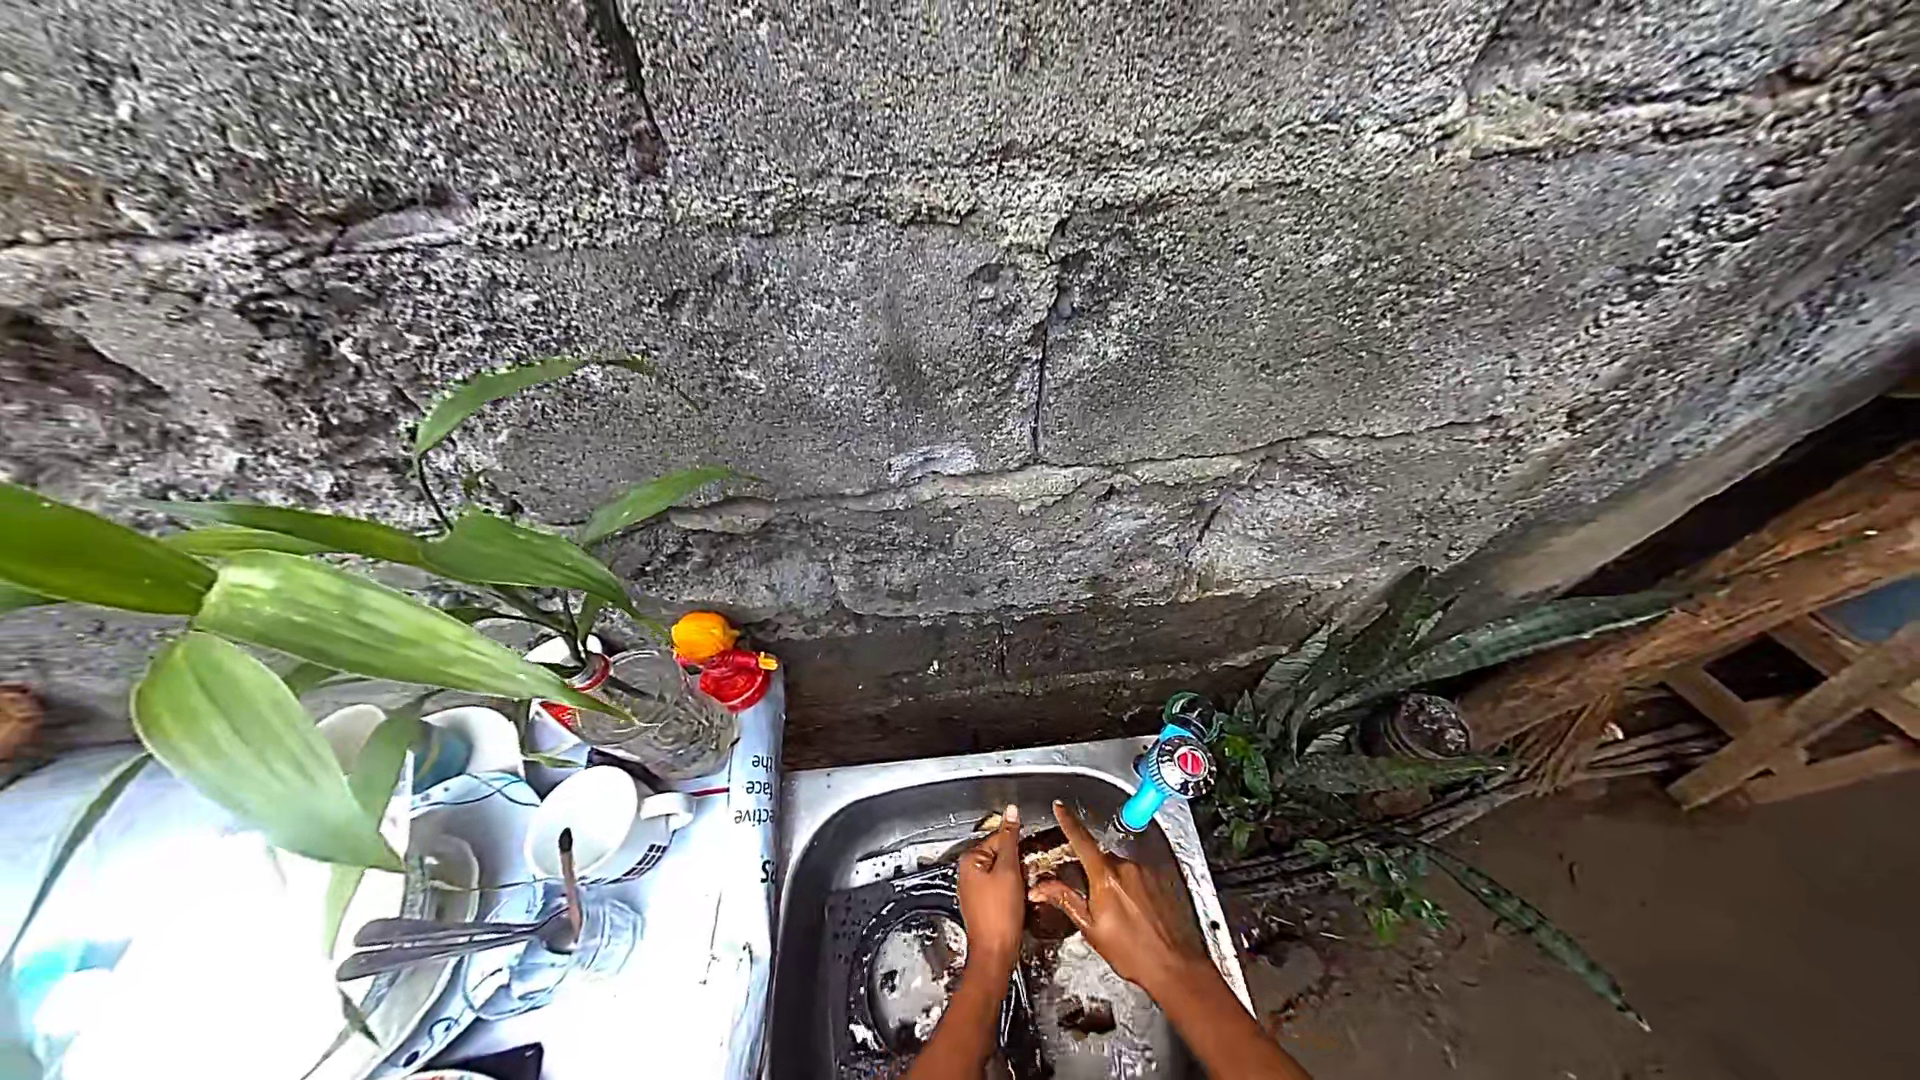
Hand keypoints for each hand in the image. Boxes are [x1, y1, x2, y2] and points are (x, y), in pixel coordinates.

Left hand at [956, 802, 1024, 978]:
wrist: (996, 954)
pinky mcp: (982, 904)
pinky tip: (1019, 899)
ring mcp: (974, 890)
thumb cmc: (1000, 914)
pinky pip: (1000, 888)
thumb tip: (1012, 811)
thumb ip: (1010, 838)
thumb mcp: (1008, 869)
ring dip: (1015, 878)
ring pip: (1001, 872)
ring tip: (1024, 888)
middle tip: (1027, 875)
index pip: (998, 838)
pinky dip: (1011, 891)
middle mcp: (967, 873)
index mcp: (969, 860)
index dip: (1017, 846)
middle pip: (999, 855)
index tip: (1029, 856)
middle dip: (1016, 863)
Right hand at [1028, 801, 1211, 997]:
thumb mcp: (1091, 929)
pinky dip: (1131, 888)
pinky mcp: (1160, 879)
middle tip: (1094, 901)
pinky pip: (1137, 876)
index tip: (1059, 808)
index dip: (1068, 821)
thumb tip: (1041, 888)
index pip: (1081, 840)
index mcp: (1106, 877)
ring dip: (1113, 883)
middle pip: (1100, 858)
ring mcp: (1146, 872)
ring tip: (1119, 915)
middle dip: (1092, 874)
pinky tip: (1135, 913)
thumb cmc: (1133, 953)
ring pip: (1119, 869)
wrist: (1175, 967)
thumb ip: (1066, 900)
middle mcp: (1127, 867)